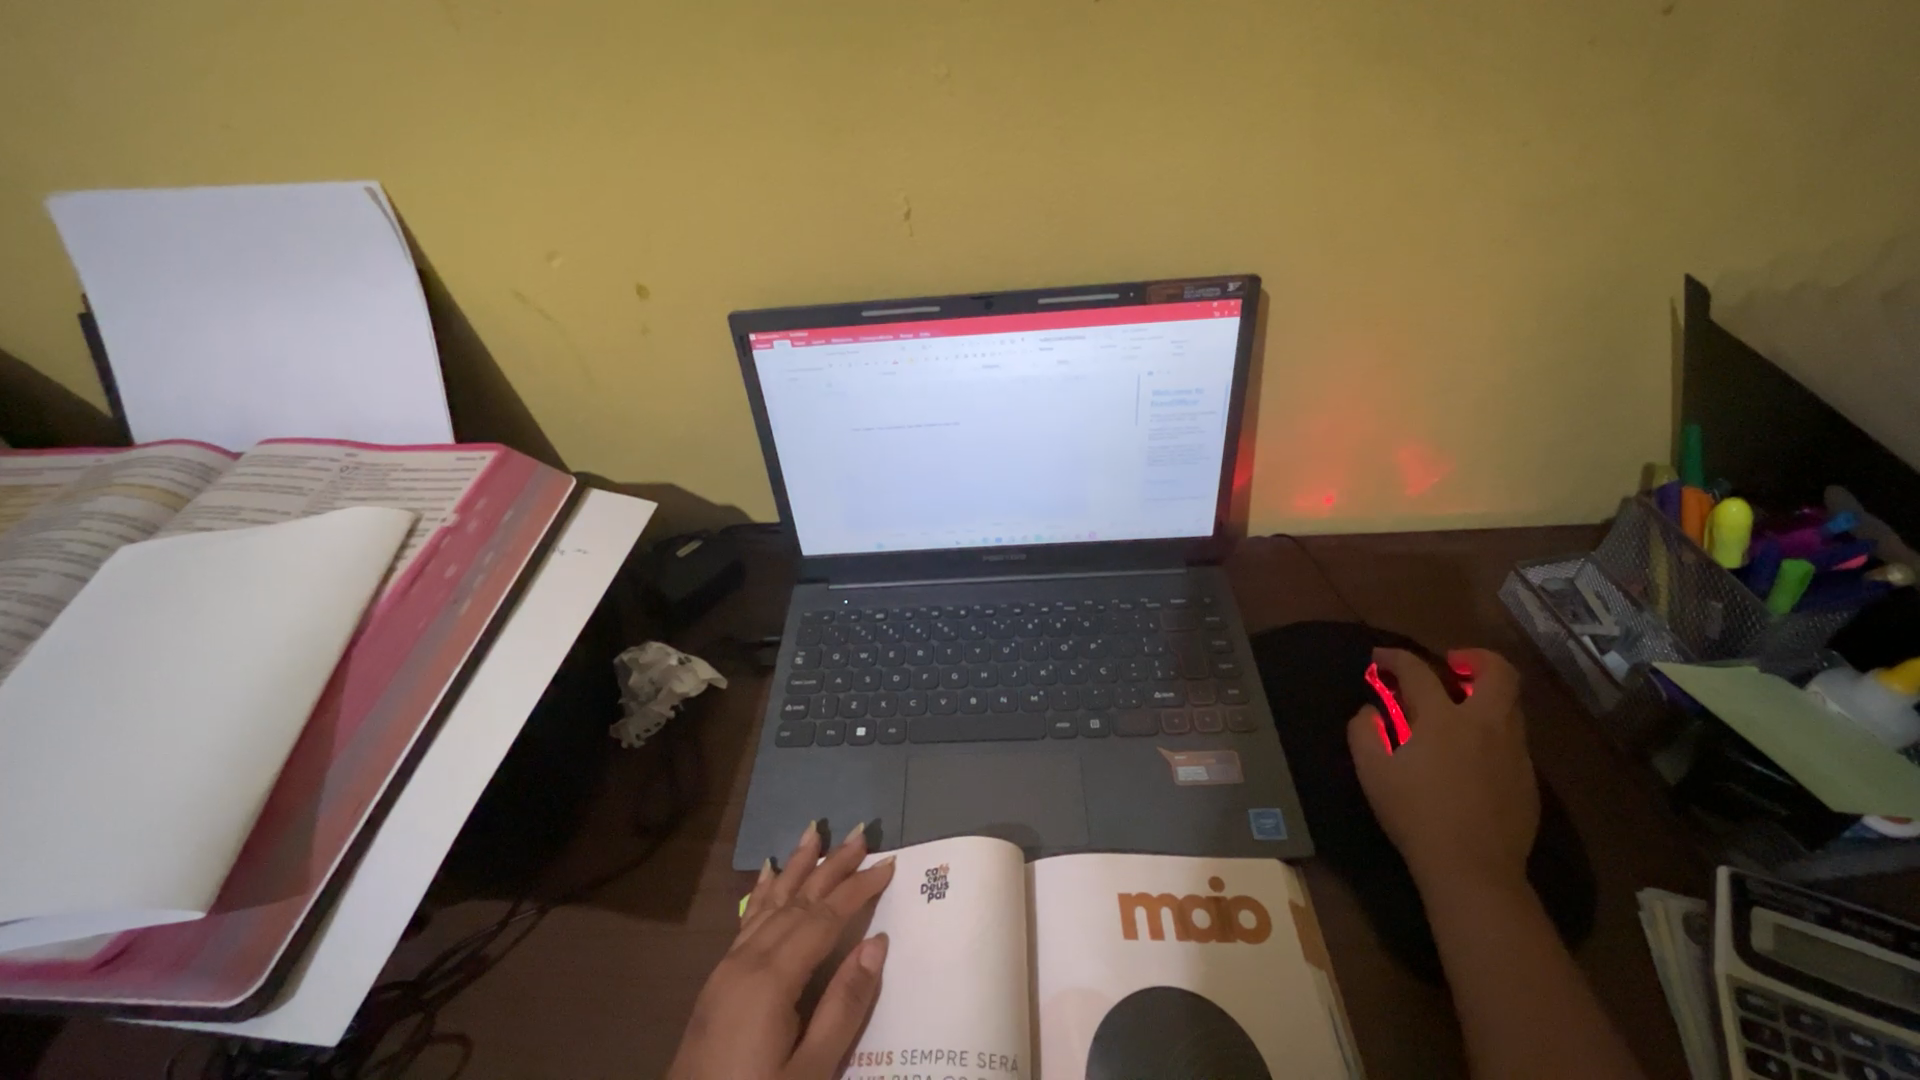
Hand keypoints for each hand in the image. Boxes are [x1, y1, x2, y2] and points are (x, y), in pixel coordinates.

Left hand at [668, 824, 895, 1079]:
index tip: (888, 863)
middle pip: (798, 900)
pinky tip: (768, 874)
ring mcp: (728, 967)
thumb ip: (845, 1005)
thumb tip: (877, 942)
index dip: (857, 888)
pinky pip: (747, 920)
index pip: (825, 918)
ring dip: (796, 867)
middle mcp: (748, 960)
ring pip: (771, 903)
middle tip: (859, 833)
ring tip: (814, 832)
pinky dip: (763, 892)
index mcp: (773, 979)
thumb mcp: (811, 1070)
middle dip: (831, 866)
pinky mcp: (718, 980)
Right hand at [1346, 648, 1538, 891]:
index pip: (1418, 671)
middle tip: (1451, 664)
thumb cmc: (1414, 813)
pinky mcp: (1527, 777)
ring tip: (1459, 709)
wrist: (1473, 867)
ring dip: (1485, 694)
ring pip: (1510, 704)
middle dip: (1474, 657)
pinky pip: (1513, 737)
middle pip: (1497, 671)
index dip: (1395, 658)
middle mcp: (1486, 724)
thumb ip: (1364, 730)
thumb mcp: (1372, 770)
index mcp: (1443, 718)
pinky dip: (1492, 729)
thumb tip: (1371, 711)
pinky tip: (1471, 753)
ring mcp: (1514, 750)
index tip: (1379, 659)